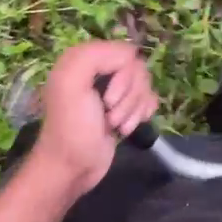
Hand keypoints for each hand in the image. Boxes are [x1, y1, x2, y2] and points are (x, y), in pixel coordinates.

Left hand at [27, 41, 158, 198]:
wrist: (73, 168)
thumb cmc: (72, 128)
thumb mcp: (72, 83)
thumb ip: (96, 55)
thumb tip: (130, 57)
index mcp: (85, 58)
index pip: (126, 53)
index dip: (124, 76)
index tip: (108, 100)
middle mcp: (100, 69)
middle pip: (138, 69)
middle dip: (129, 96)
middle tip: (110, 115)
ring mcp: (114, 89)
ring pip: (145, 85)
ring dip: (133, 109)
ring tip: (115, 125)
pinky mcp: (125, 107)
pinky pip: (149, 99)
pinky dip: (142, 114)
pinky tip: (127, 128)